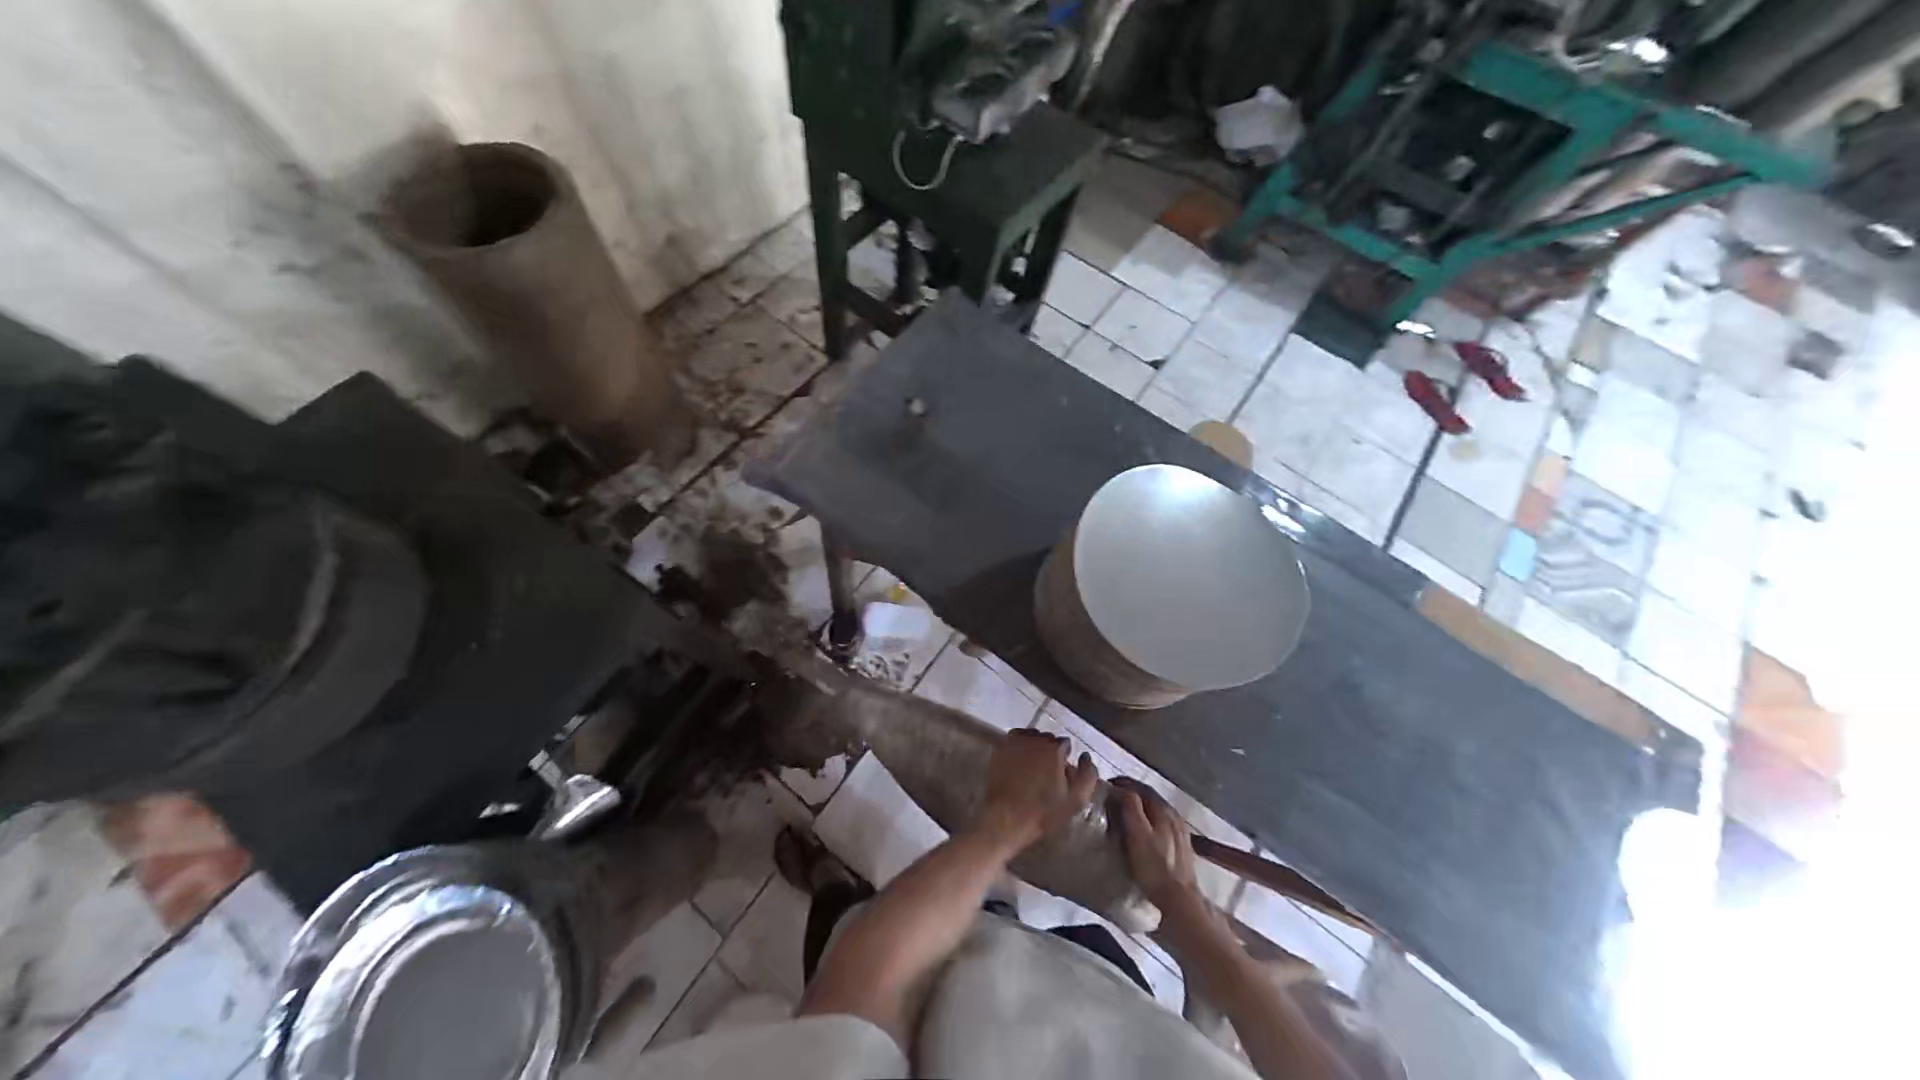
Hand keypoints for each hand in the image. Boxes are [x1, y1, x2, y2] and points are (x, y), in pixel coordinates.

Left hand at [972, 729, 1097, 852]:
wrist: (1007, 819)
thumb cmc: (1043, 812)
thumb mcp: (1075, 799)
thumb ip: (1088, 775)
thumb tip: (1086, 756)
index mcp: (1054, 749)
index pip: (1065, 744)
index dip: (1066, 759)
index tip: (1063, 774)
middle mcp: (1034, 740)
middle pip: (1047, 738)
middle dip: (1051, 752)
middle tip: (1049, 773)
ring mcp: (1015, 742)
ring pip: (1031, 737)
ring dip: (1035, 747)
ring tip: (1034, 768)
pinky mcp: (1000, 749)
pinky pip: (1014, 740)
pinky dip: (1019, 747)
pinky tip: (1019, 763)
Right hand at [1116, 780, 1199, 906]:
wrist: (1179, 899)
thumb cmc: (1153, 868)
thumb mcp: (1137, 835)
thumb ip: (1131, 808)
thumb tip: (1123, 789)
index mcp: (1163, 810)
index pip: (1141, 787)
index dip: (1123, 783)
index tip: (1107, 786)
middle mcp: (1174, 815)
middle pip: (1150, 797)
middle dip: (1131, 793)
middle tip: (1112, 798)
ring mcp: (1180, 830)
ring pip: (1157, 809)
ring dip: (1141, 806)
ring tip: (1124, 812)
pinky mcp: (1182, 845)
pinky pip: (1162, 823)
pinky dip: (1150, 819)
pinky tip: (1143, 829)